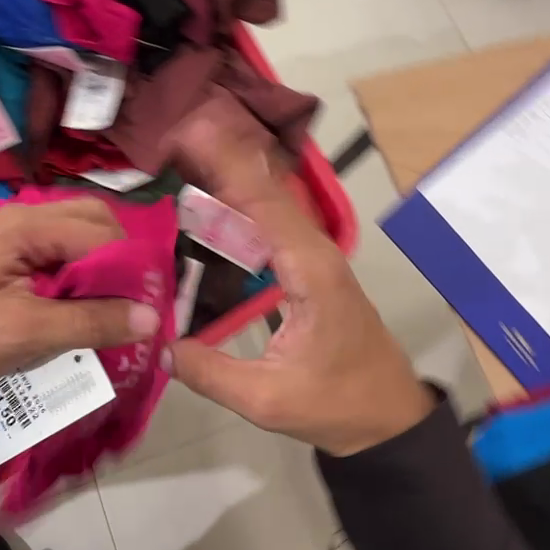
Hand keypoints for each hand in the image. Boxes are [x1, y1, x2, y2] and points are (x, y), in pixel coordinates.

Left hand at [0, 199, 161, 391]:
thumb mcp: (26, 332)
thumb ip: (90, 322)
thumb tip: (151, 318)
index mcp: (26, 226)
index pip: (101, 232)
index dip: (131, 267)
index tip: (150, 306)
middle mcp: (22, 218)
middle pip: (93, 223)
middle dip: (119, 260)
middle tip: (131, 305)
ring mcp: (11, 236)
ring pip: (76, 238)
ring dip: (98, 268)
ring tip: (111, 309)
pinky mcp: (5, 258)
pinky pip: (56, 255)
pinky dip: (76, 276)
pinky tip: (81, 308)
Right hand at [165, 105, 435, 456]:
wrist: (389, 416)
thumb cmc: (337, 404)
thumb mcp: (268, 400)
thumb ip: (211, 373)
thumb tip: (160, 345)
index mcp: (309, 270)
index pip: (263, 203)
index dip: (226, 165)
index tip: (189, 132)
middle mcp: (314, 251)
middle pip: (264, 191)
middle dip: (221, 159)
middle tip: (174, 134)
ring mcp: (314, 257)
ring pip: (269, 204)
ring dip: (230, 177)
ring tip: (184, 154)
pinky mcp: (309, 268)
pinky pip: (271, 225)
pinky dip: (240, 206)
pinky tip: (210, 202)